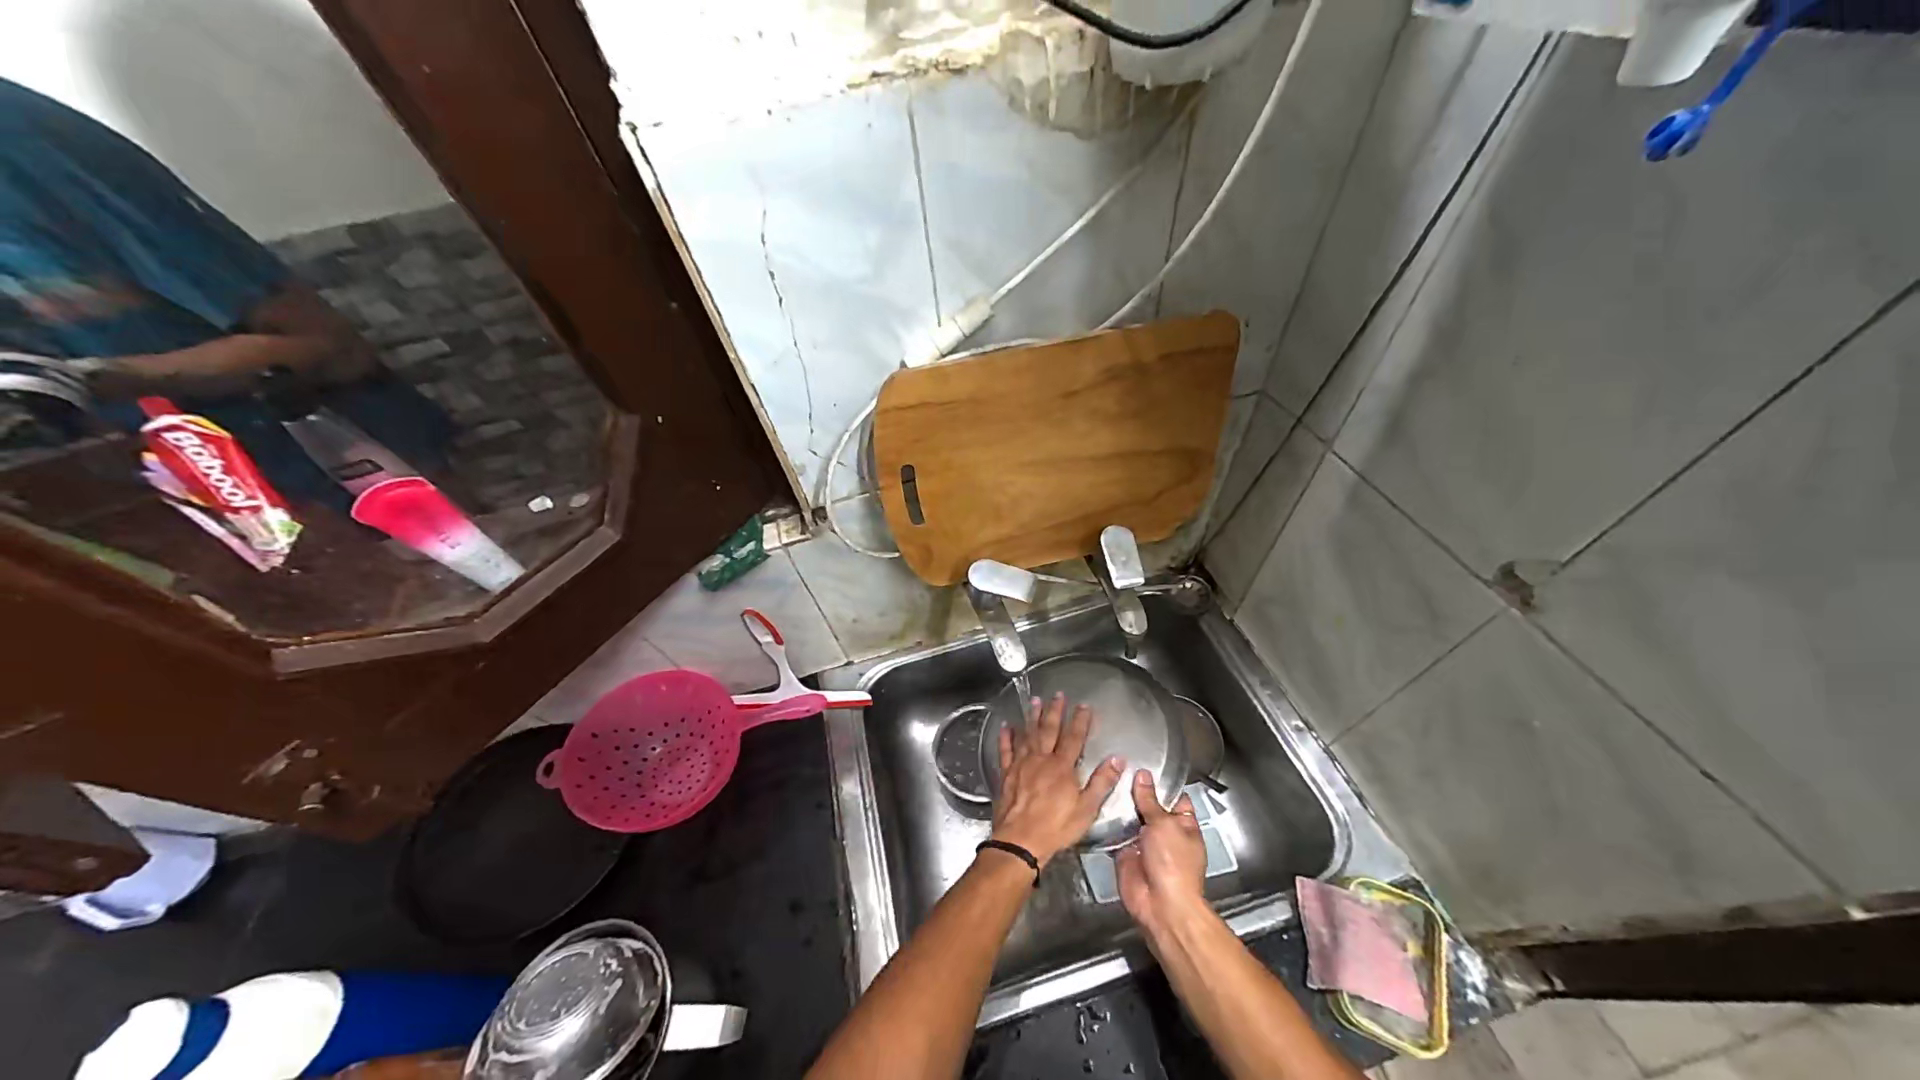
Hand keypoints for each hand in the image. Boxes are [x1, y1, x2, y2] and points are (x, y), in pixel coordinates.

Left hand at [990, 693, 1124, 868]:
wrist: (1020, 840)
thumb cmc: (1056, 827)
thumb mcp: (1087, 809)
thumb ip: (1101, 782)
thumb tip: (1117, 760)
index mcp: (1062, 767)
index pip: (1074, 737)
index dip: (1080, 721)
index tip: (1084, 706)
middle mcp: (1041, 760)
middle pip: (1049, 729)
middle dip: (1055, 711)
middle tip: (1058, 695)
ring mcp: (1022, 765)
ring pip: (1028, 734)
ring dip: (1032, 717)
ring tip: (1035, 701)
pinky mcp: (1007, 774)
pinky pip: (1006, 750)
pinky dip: (1006, 737)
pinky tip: (1006, 727)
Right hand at [1116, 770, 1207, 943]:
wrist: (1161, 905)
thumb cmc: (1174, 864)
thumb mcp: (1165, 824)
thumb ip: (1150, 800)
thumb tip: (1143, 776)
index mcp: (1183, 824)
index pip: (1173, 796)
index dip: (1160, 780)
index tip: (1142, 761)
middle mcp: (1163, 832)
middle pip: (1147, 805)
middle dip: (1133, 790)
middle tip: (1114, 765)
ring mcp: (1143, 843)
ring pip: (1129, 818)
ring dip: (1118, 805)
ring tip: (1101, 778)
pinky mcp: (1124, 853)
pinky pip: (1114, 834)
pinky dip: (1106, 823)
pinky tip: (1093, 803)